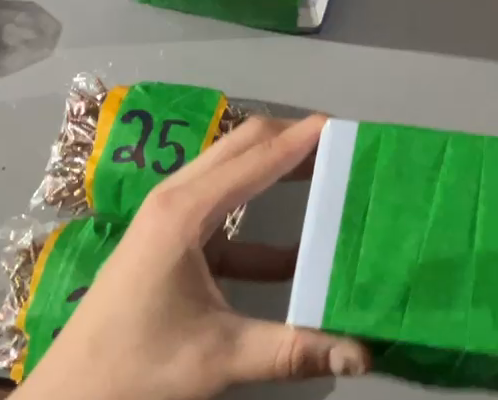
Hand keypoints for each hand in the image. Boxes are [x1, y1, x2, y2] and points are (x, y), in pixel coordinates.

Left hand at [15, 114, 369, 399]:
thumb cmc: (133, 370)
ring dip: (279, 168)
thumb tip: (364, 355)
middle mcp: (178, 196)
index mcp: (186, 209)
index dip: (305, 138)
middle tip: (346, 146)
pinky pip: (225, 210)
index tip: (349, 127)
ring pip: (234, 171)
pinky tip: (298, 251)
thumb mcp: (218, 357)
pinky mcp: (171, 240)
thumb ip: (293, 350)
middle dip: (294, 139)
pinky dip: (261, 218)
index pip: (259, 156)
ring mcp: (171, 216)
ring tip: (330, 175)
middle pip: (245, 145)